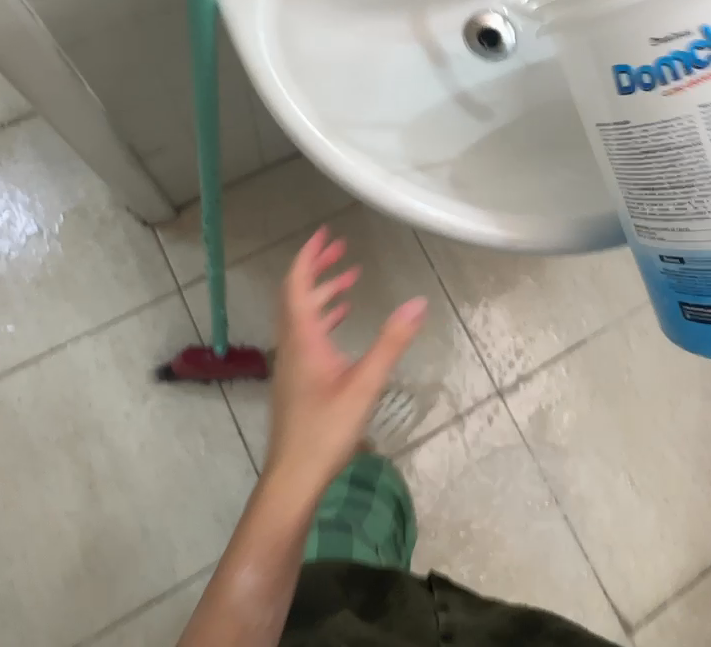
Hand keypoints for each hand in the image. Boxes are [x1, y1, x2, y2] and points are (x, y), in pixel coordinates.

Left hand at [263, 226, 425, 494]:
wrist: (294, 477)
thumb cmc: (327, 430)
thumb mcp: (366, 384)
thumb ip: (392, 342)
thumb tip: (418, 302)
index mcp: (303, 338)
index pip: (298, 284)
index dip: (309, 256)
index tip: (324, 233)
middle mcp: (292, 344)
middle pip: (298, 294)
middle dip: (318, 268)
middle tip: (341, 247)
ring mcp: (293, 362)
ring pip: (302, 314)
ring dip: (323, 292)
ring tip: (350, 277)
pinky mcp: (298, 379)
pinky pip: (307, 333)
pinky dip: (323, 317)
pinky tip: (341, 321)